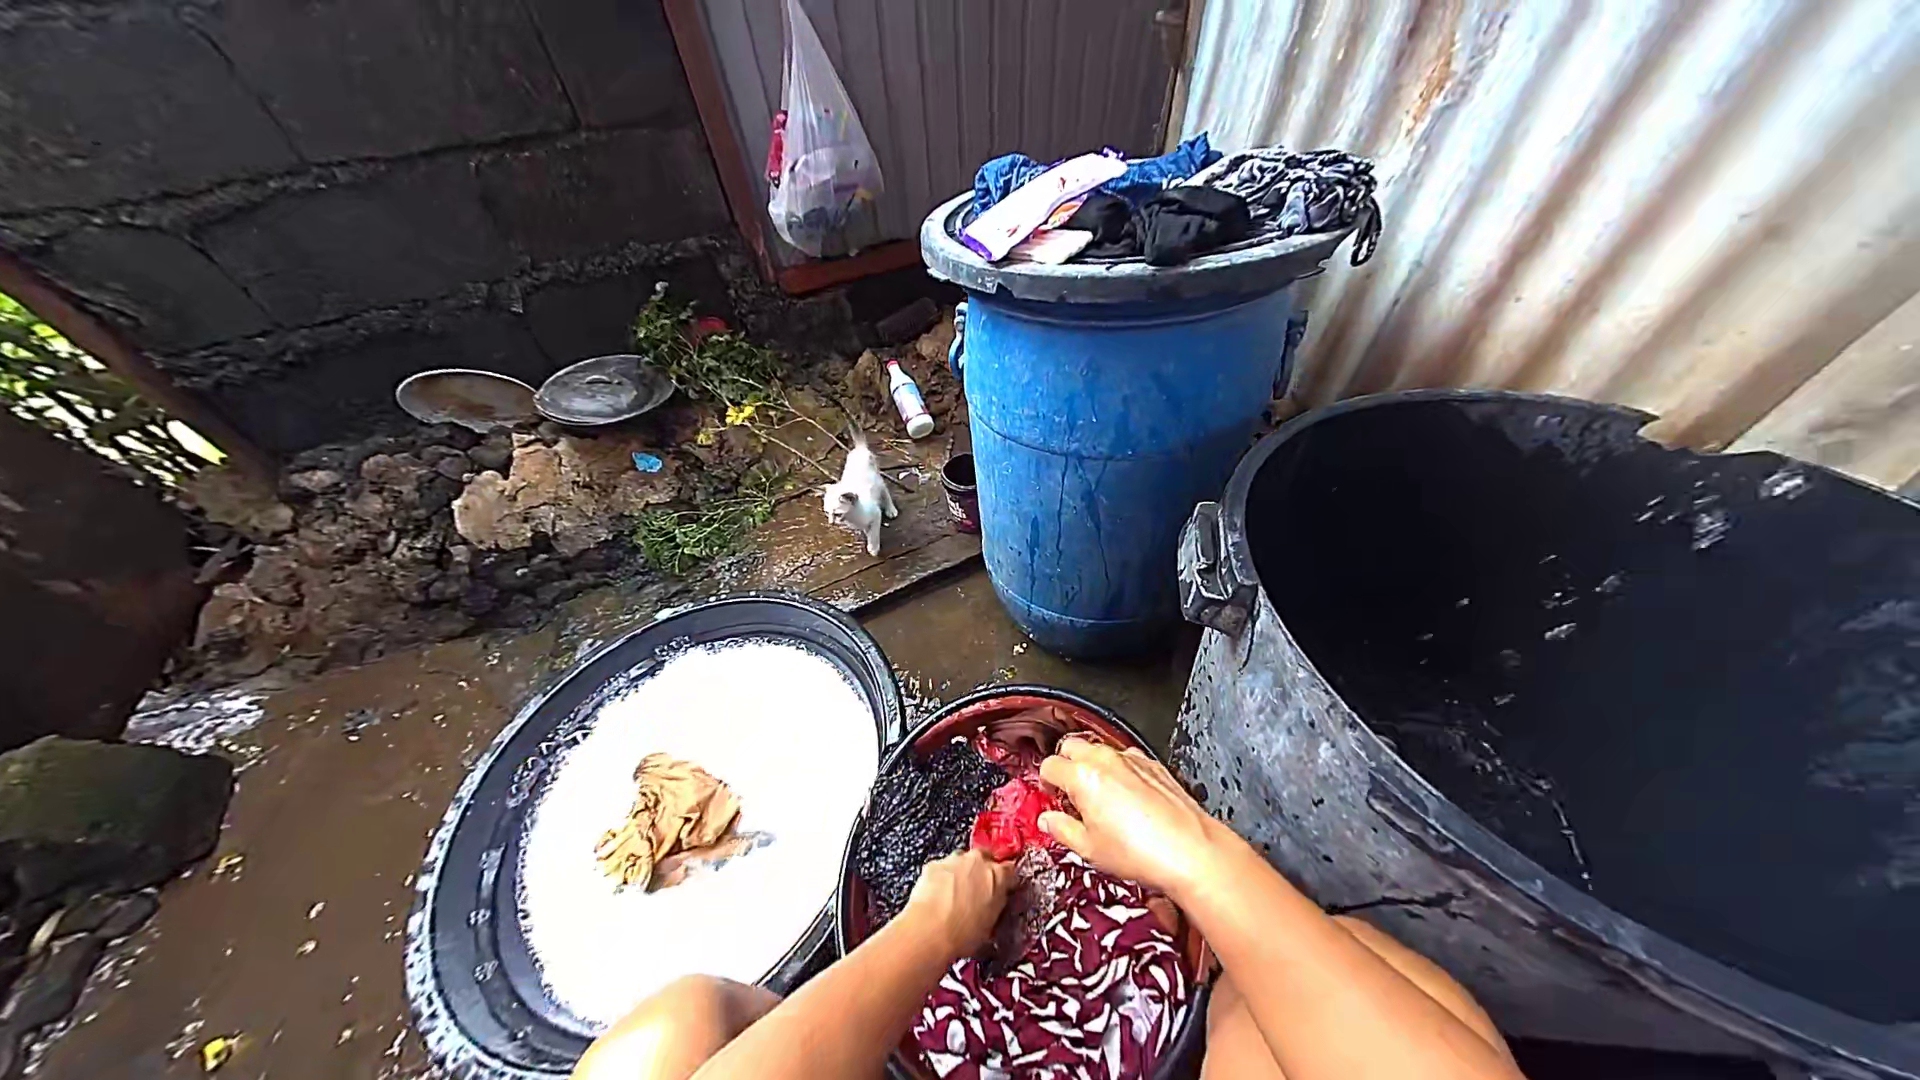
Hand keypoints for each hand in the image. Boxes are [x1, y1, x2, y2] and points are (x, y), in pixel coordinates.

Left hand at [902, 849, 1016, 956]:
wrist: (929, 931)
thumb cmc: (964, 934)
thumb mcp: (990, 925)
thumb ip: (996, 905)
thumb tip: (994, 902)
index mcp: (997, 876)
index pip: (1010, 871)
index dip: (1006, 881)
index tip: (1002, 890)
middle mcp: (977, 860)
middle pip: (985, 859)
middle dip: (982, 871)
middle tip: (977, 891)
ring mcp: (954, 859)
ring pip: (962, 862)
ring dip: (961, 873)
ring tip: (953, 896)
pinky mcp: (934, 863)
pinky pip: (942, 869)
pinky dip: (942, 878)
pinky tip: (936, 897)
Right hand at [1038, 738, 1235, 899]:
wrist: (1192, 852)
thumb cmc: (1143, 852)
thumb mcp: (1090, 849)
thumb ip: (1062, 829)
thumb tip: (1049, 821)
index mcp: (1082, 777)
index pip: (1050, 766)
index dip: (1046, 781)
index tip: (1052, 795)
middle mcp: (1104, 760)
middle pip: (1071, 747)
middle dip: (1065, 764)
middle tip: (1069, 790)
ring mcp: (1130, 759)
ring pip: (1098, 749)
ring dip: (1091, 764)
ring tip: (1098, 795)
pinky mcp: (1152, 764)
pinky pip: (1125, 757)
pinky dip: (1118, 769)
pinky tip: (1126, 796)